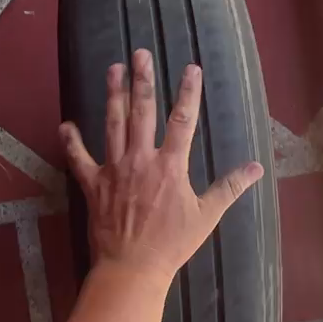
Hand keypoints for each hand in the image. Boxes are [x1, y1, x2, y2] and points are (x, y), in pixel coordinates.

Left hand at [59, 50, 263, 283]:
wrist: (132, 268)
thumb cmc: (171, 244)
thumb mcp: (206, 216)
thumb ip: (230, 188)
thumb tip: (256, 168)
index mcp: (170, 166)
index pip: (182, 120)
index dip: (189, 92)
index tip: (191, 68)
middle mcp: (140, 160)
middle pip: (142, 112)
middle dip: (143, 80)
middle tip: (140, 53)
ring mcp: (114, 170)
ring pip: (113, 125)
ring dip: (114, 95)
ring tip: (114, 69)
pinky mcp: (94, 185)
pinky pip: (79, 159)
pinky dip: (72, 142)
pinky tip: (66, 125)